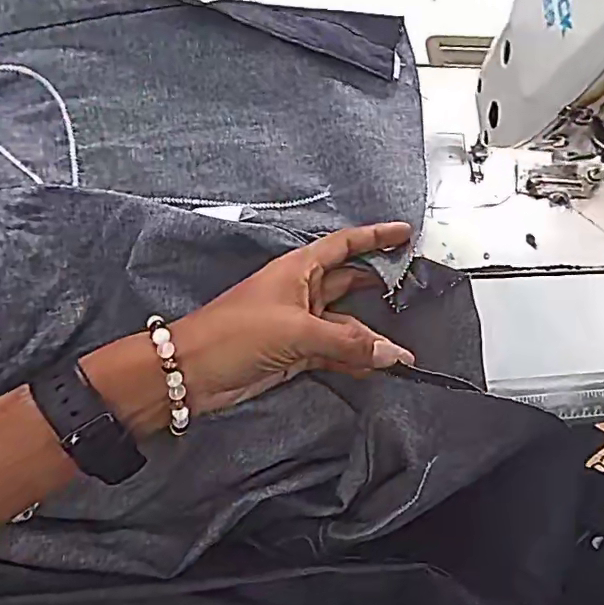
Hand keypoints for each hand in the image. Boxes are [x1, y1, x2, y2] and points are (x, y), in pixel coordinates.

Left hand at [82, 223, 416, 434]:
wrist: (192, 371)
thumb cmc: (232, 334)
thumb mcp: (296, 330)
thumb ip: (348, 342)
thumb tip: (390, 353)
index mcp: (298, 269)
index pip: (345, 245)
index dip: (374, 237)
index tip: (402, 232)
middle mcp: (301, 291)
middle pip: (349, 283)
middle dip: (378, 288)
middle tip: (411, 292)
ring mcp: (299, 323)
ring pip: (345, 324)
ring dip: (369, 337)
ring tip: (401, 352)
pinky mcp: (295, 351)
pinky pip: (334, 351)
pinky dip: (354, 359)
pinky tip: (374, 367)